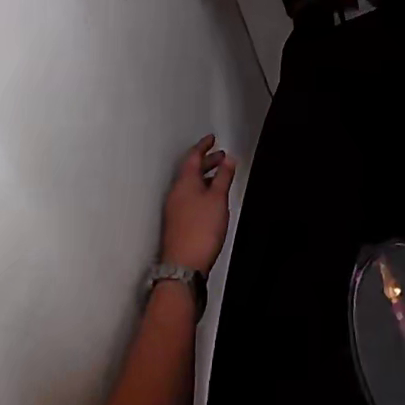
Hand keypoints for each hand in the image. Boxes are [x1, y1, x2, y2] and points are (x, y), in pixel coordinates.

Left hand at [160, 135, 236, 272]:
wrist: (183, 266)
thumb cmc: (201, 229)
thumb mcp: (218, 199)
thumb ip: (224, 177)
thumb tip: (229, 159)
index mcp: (185, 181)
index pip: (193, 156)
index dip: (203, 146)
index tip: (212, 138)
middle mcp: (177, 191)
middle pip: (191, 170)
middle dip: (207, 161)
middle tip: (221, 155)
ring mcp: (175, 207)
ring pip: (191, 184)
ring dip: (205, 176)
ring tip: (220, 175)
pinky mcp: (178, 222)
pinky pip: (190, 197)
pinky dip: (202, 190)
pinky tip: (212, 199)